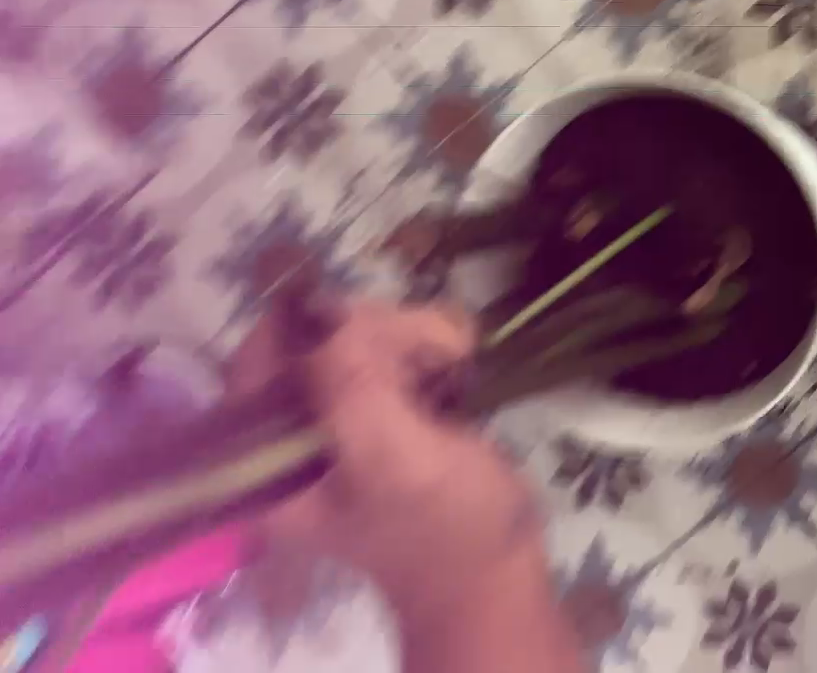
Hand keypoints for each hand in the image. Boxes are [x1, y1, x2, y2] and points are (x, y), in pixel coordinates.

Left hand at [226, 301, 545, 624]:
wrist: (495, 565)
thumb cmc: (445, 523)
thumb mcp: (397, 460)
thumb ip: (355, 391)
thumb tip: (327, 310)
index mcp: (265, 458)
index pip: (262, 359)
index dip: (316, 328)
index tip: (381, 325)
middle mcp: (295, 433)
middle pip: (322, 341)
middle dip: (387, 335)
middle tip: (442, 357)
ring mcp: (347, 419)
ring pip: (369, 339)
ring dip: (422, 339)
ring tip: (459, 368)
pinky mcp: (392, 410)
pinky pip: (401, 353)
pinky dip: (436, 348)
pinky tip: (461, 370)